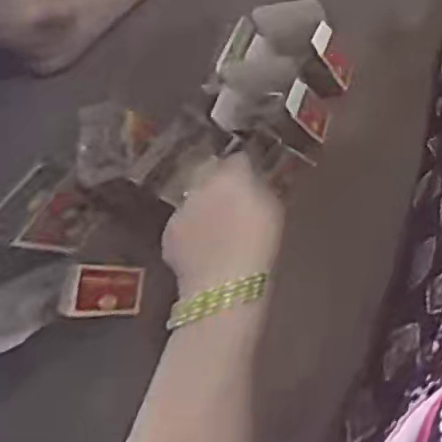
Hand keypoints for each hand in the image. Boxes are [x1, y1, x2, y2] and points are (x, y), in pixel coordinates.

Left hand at [161, 152, 287, 295]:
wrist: (224, 284)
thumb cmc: (260, 242)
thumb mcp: (274, 207)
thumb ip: (263, 186)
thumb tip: (258, 178)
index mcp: (231, 174)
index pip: (238, 156)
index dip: (247, 164)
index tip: (255, 174)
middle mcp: (201, 185)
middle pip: (211, 172)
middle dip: (221, 180)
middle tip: (236, 196)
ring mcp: (180, 209)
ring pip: (195, 197)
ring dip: (205, 203)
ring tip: (219, 223)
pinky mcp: (167, 234)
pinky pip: (184, 221)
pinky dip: (193, 227)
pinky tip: (205, 242)